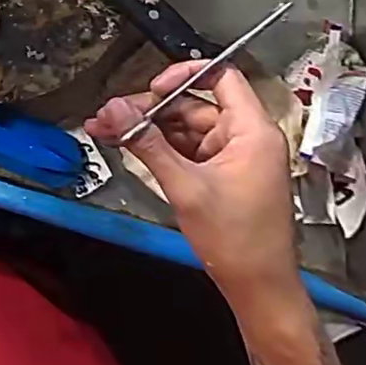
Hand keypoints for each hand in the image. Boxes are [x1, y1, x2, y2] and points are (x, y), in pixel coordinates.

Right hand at [86, 61, 295, 297]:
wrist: (257, 290)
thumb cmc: (238, 241)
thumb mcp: (185, 186)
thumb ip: (147, 142)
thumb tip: (115, 107)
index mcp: (252, 133)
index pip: (221, 77)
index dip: (184, 74)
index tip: (153, 88)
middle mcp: (242, 138)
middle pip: (189, 103)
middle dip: (147, 109)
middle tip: (111, 115)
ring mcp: (229, 154)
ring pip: (179, 124)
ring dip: (143, 127)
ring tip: (107, 130)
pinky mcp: (215, 170)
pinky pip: (180, 144)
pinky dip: (153, 144)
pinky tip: (122, 143)